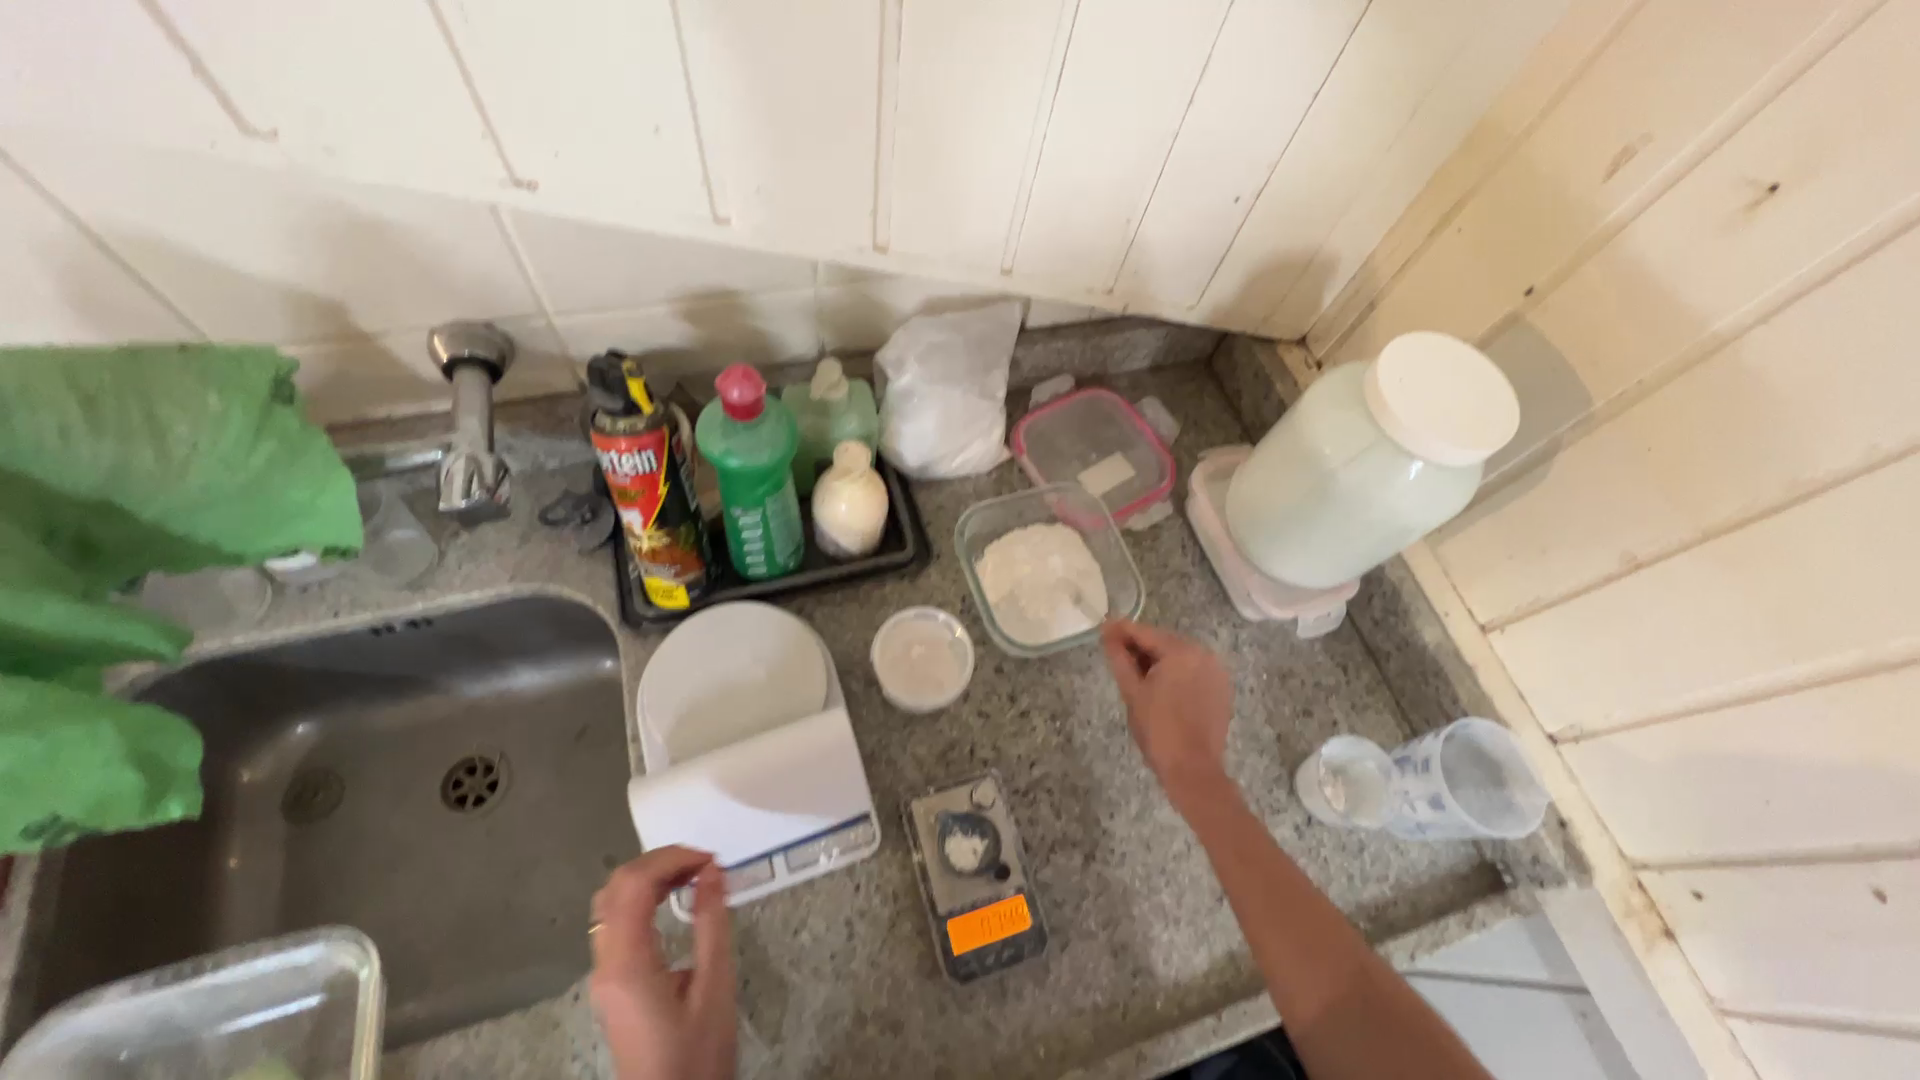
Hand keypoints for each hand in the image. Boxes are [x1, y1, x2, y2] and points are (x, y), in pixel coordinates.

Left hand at [589, 846, 736, 1079]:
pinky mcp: (612, 983)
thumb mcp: (715, 987)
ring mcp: (604, 974)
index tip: (711, 861)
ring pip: (612, 903)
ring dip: (649, 879)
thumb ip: (711, 924)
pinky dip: (643, 900)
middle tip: (704, 865)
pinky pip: (618, 924)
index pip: (634, 884)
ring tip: (694, 876)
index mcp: (627, 962)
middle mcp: (605, 962)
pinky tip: (674, 902)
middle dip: (659, 863)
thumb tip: (713, 871)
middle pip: (616, 887)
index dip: (671, 859)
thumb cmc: (697, 1056)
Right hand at [1100, 619, 1233, 815]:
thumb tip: (1107, 630)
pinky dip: (1176, 674)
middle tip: (1118, 660)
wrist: (1192, 769)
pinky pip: (1193, 671)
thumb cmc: (1157, 729)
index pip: (1145, 633)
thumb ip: (1119, 657)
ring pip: (1179, 657)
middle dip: (1141, 648)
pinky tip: (1161, 690)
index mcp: (1181, 651)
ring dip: (1158, 662)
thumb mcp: (1132, 691)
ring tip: (1138, 679)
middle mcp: (1204, 653)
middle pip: (1164, 642)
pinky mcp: (1221, 688)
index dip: (1121, 631)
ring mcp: (1216, 671)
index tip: (1103, 629)